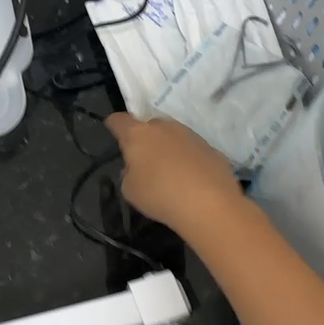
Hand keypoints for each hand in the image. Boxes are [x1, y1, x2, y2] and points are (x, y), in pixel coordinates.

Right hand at [103, 113, 246, 234]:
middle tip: (144, 162)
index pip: (119, 120)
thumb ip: (128, 174)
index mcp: (138, 134)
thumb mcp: (130, 190)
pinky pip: (192, 150)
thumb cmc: (160, 195)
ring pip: (173, 136)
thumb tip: (137, 168)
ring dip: (168, 148)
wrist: (210, 204)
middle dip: (144, 140)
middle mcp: (164, 127)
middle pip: (148, 126)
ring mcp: (190, 135)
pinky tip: (191, 180)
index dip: (113, 125)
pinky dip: (188, 159)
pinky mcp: (211, 148)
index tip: (112, 131)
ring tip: (170, 173)